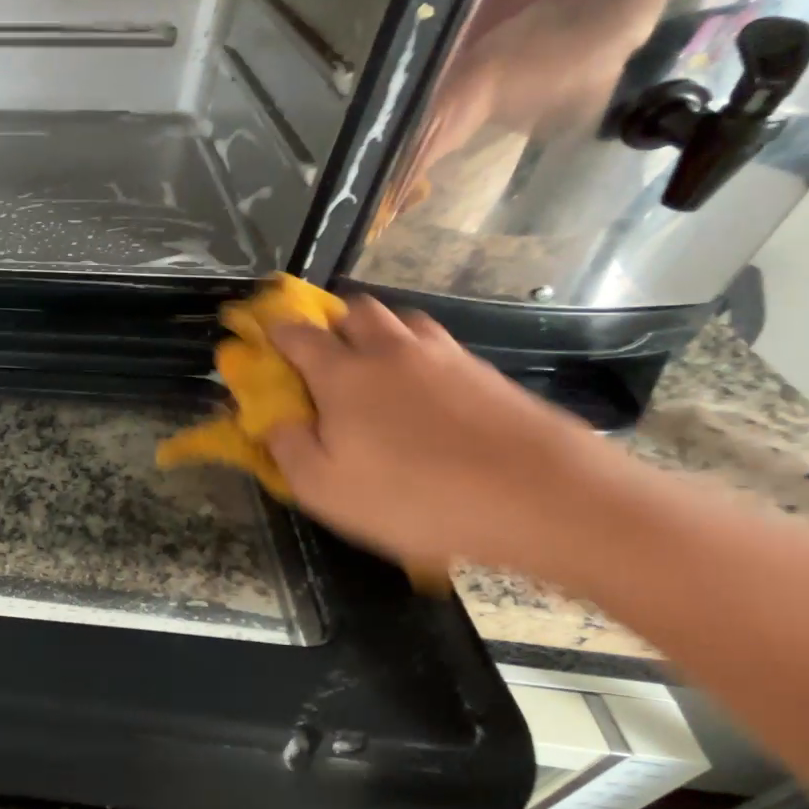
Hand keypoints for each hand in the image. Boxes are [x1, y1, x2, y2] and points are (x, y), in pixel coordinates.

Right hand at [263, 297, 623, 569]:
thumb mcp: (324, 488)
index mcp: (342, 374)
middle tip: (322, 353)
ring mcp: (445, 358)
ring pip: (403, 322)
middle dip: (331, 322)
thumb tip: (274, 421)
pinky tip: (424, 394)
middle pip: (355, 311)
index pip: (297, 335)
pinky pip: (441, 349)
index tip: (263, 341)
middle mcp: (390, 352)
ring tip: (375, 368)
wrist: (544, 497)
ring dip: (380, 333)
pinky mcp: (487, 376)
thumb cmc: (415, 496)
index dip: (275, 334)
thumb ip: (287, 448)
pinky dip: (421, 358)